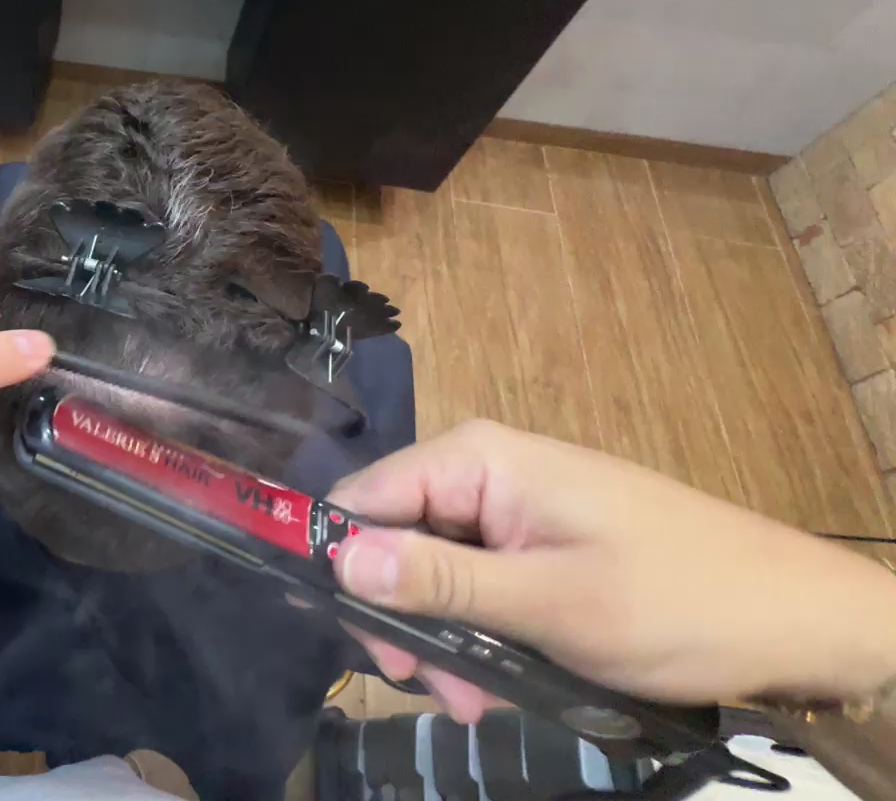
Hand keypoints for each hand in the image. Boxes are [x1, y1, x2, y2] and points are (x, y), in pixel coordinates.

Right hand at [327, 419, 895, 721]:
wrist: (822, 628)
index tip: (356, 635)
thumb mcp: (555, 603)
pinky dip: (473, 628)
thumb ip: (440, 580)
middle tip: (421, 682)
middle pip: (391, 535)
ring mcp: (505, 504)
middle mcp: (476, 470)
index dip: (341, 560)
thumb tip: (336, 559)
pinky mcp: (530, 537)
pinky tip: (497, 678)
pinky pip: (471, 577)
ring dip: (438, 633)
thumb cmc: (686, 604)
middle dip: (399, 612)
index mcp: (472, 459)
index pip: (361, 497)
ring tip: (472, 699)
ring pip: (428, 565)